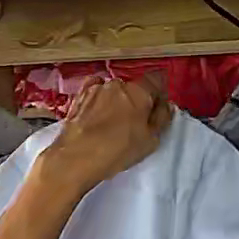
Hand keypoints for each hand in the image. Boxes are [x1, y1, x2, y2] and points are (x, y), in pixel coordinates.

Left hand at [24, 76, 172, 205]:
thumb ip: (161, 118)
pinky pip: (94, 92)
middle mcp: (118, 84)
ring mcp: (95, 89)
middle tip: (135, 121)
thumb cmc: (118, 150)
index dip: (159, 94)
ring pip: (114, 90)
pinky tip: (97, 112)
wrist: (74, 159)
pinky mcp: (78, 98)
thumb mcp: (151, 140)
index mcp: (140, 91)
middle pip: (134, 86)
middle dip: (137, 100)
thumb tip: (164, 106)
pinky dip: (98, 99)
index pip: (157, 80)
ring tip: (112, 123)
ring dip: (117, 101)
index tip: (157, 109)